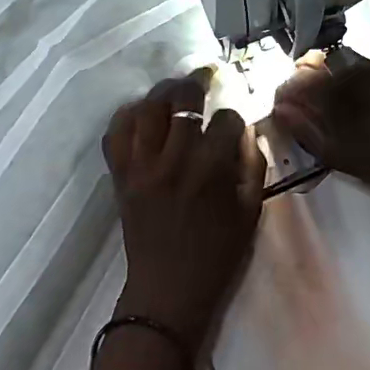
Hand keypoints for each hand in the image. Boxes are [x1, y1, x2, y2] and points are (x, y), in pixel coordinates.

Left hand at [103, 71, 263, 347]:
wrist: (167, 293)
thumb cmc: (216, 256)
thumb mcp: (250, 214)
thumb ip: (252, 166)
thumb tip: (246, 129)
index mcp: (211, 172)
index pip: (225, 120)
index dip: (233, 115)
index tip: (233, 118)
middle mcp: (174, 160)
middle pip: (182, 99)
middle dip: (197, 81)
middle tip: (205, 76)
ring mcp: (141, 165)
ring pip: (148, 107)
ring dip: (164, 91)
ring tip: (175, 90)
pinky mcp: (119, 174)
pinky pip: (116, 131)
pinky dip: (128, 115)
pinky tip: (143, 113)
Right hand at [270, 51, 369, 214]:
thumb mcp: (345, 153)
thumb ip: (307, 130)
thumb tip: (279, 110)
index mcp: (354, 78)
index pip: (306, 74)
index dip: (288, 91)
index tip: (278, 109)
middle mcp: (367, 67)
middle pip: (321, 68)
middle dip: (303, 89)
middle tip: (293, 115)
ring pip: (338, 75)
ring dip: (322, 92)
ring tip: (313, 119)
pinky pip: (356, 82)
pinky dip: (341, 95)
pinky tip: (338, 118)